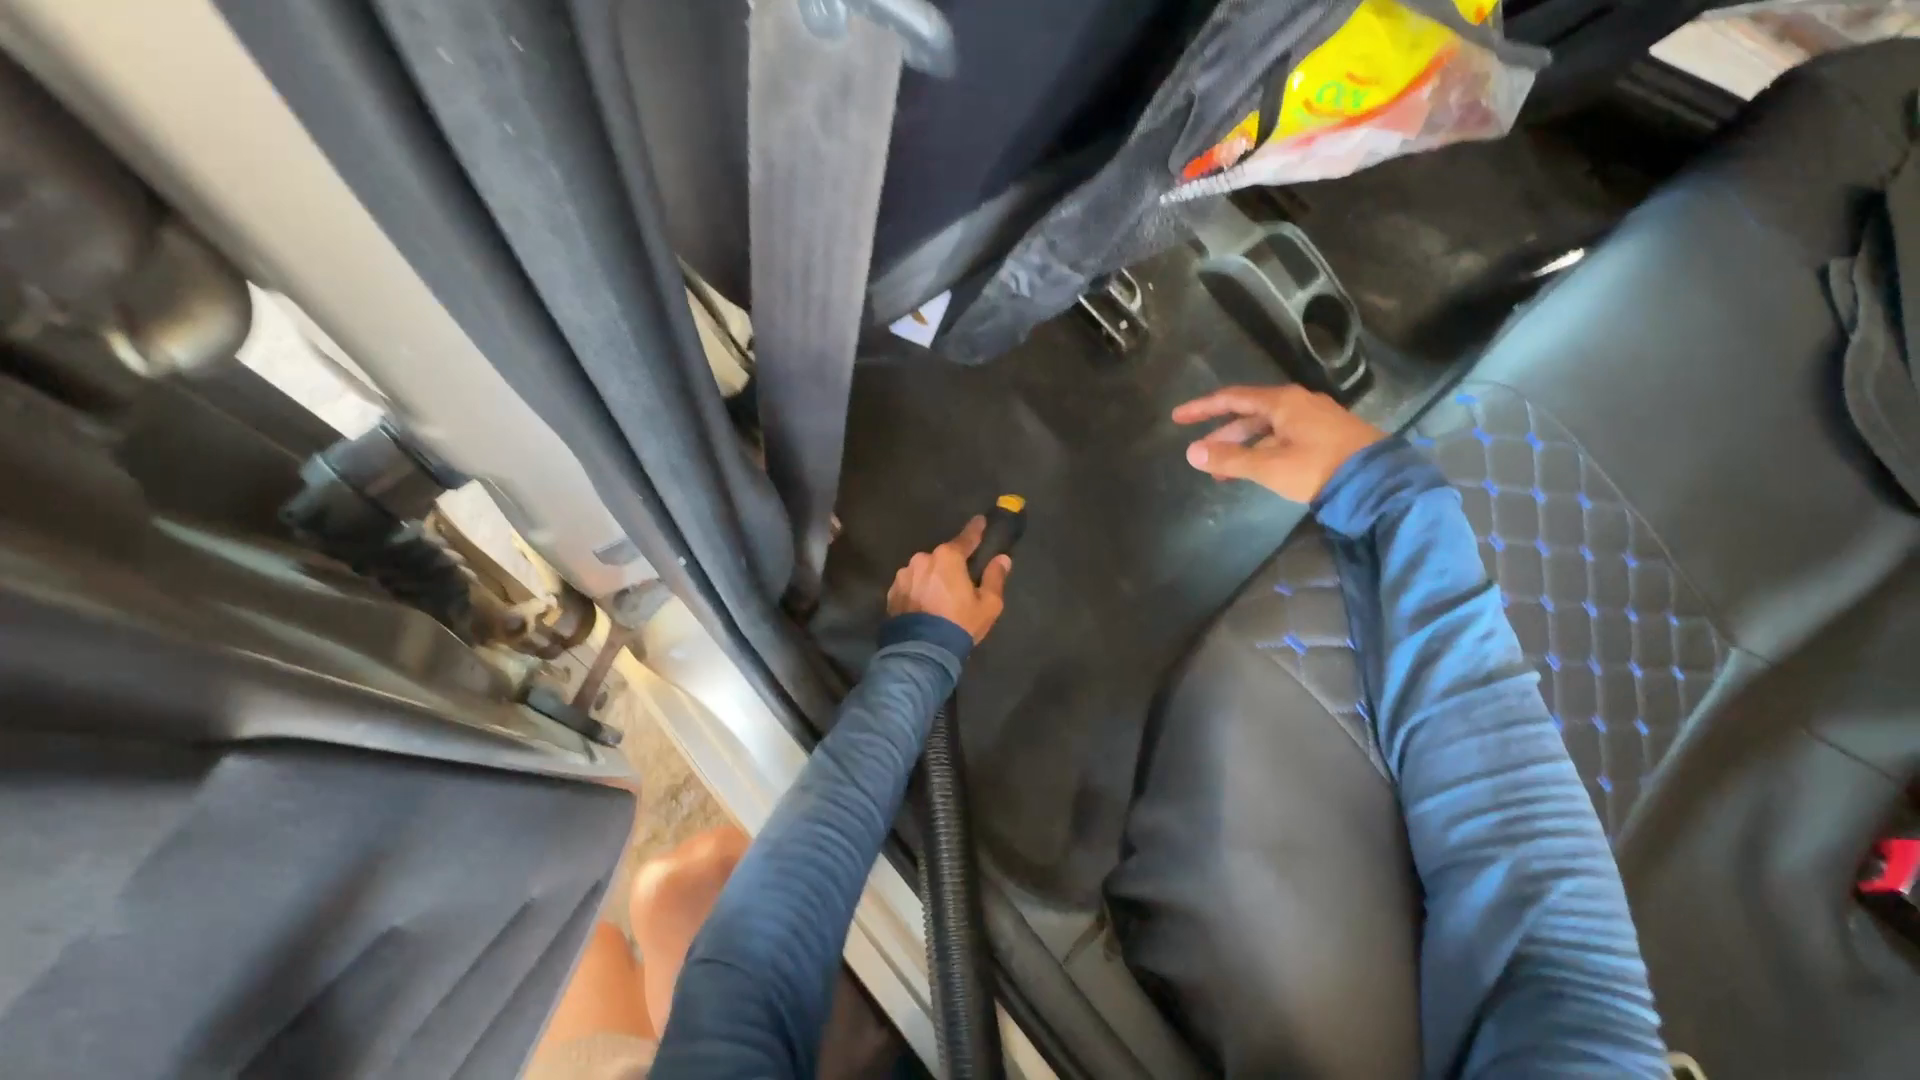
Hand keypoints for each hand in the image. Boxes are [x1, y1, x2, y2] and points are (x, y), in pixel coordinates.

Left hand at [886, 516, 1012, 643]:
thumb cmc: (960, 624)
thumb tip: (1002, 559)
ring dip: (932, 578)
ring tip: (939, 600)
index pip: (966, 538)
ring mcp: (904, 574)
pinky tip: (924, 606)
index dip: (975, 530)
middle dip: (951, 565)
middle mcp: (923, 559)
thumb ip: (996, 578)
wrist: (921, 651)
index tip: (980, 520)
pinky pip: (911, 584)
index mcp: (948, 557)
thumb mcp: (988, 604)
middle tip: (959, 584)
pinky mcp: (892, 592)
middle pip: (943, 557)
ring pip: (924, 570)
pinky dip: (918, 590)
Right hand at [1172, 384, 1384, 502]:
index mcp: (1282, 402)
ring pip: (1266, 429)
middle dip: (1222, 436)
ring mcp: (1313, 418)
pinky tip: (1255, 468)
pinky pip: (1282, 436)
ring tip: (1223, 473)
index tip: (1178, 417)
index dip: (1202, 408)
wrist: (1376, 482)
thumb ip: (1229, 459)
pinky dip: (1262, 450)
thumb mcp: (1269, 466)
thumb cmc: (1318, 469)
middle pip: (1249, 414)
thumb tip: (1192, 452)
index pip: (1232, 399)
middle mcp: (1297, 403)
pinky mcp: (1325, 435)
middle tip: (1201, 456)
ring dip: (1242, 447)